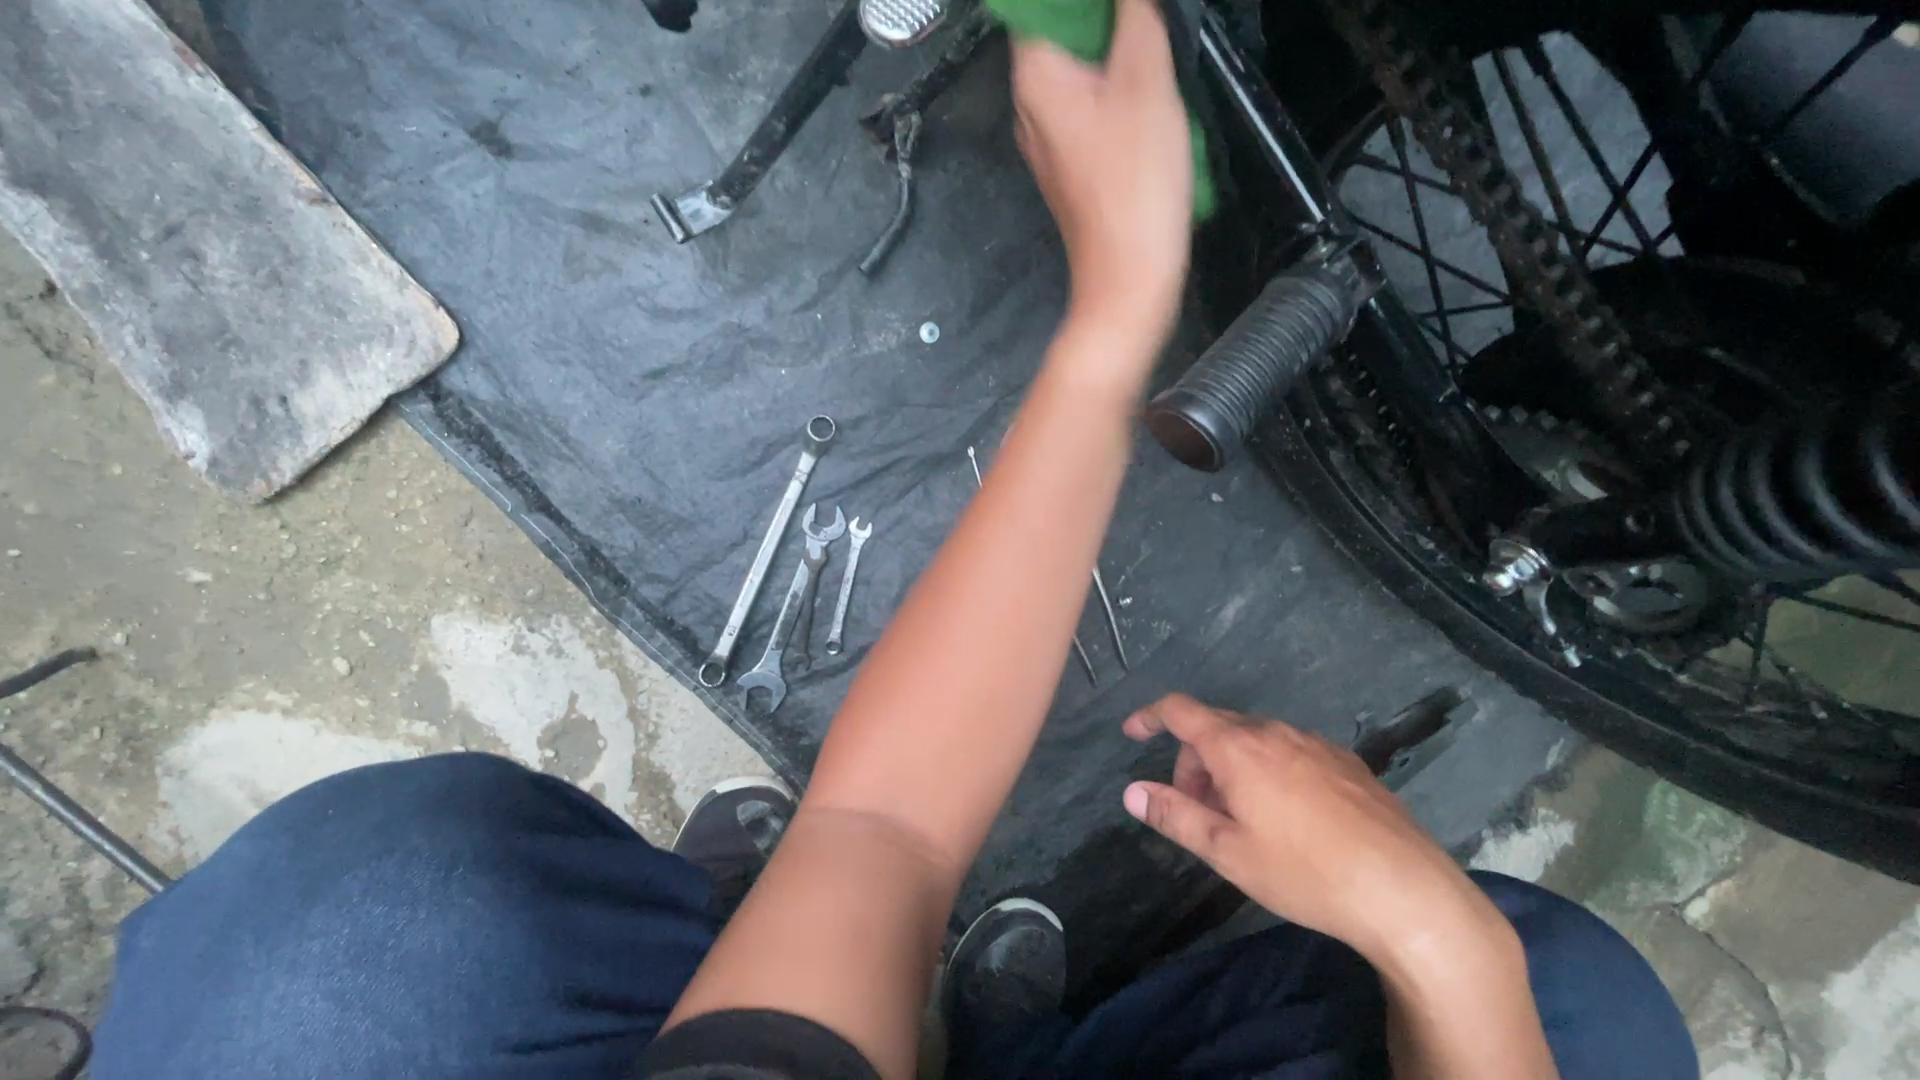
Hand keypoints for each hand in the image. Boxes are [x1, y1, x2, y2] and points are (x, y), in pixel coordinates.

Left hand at [1011, 0, 1192, 352]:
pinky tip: (1146, 88)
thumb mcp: (1146, 80)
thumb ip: (1135, 14)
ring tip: (1152, 41)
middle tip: (1145, 16)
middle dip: (1102, 12)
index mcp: (1035, 76)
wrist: (1129, 275)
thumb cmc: (1135, 188)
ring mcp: (1046, 136)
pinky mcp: (1069, 161)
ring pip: (1075, 67)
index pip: (1038, 1)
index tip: (1118, 2)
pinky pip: (1085, 103)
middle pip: (1058, 28)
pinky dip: (1112, 84)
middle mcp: (1028, 105)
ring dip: (1112, 46)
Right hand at [1121, 694, 1504, 965]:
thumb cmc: (1305, 873)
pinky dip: (1269, 770)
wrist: (1407, 891)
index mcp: (1238, 748)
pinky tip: (1290, 818)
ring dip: (1232, 768)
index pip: (1181, 712)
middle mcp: (1275, 733)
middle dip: (1194, 760)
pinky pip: (1291, 752)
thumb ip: (1174, 816)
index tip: (1132, 733)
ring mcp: (1317, 744)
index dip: (1150, 716)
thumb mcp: (1227, 853)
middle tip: (1196, 810)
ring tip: (1243, 820)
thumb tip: (1132, 792)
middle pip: (1218, 728)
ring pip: (1256, 741)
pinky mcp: (1348, 762)